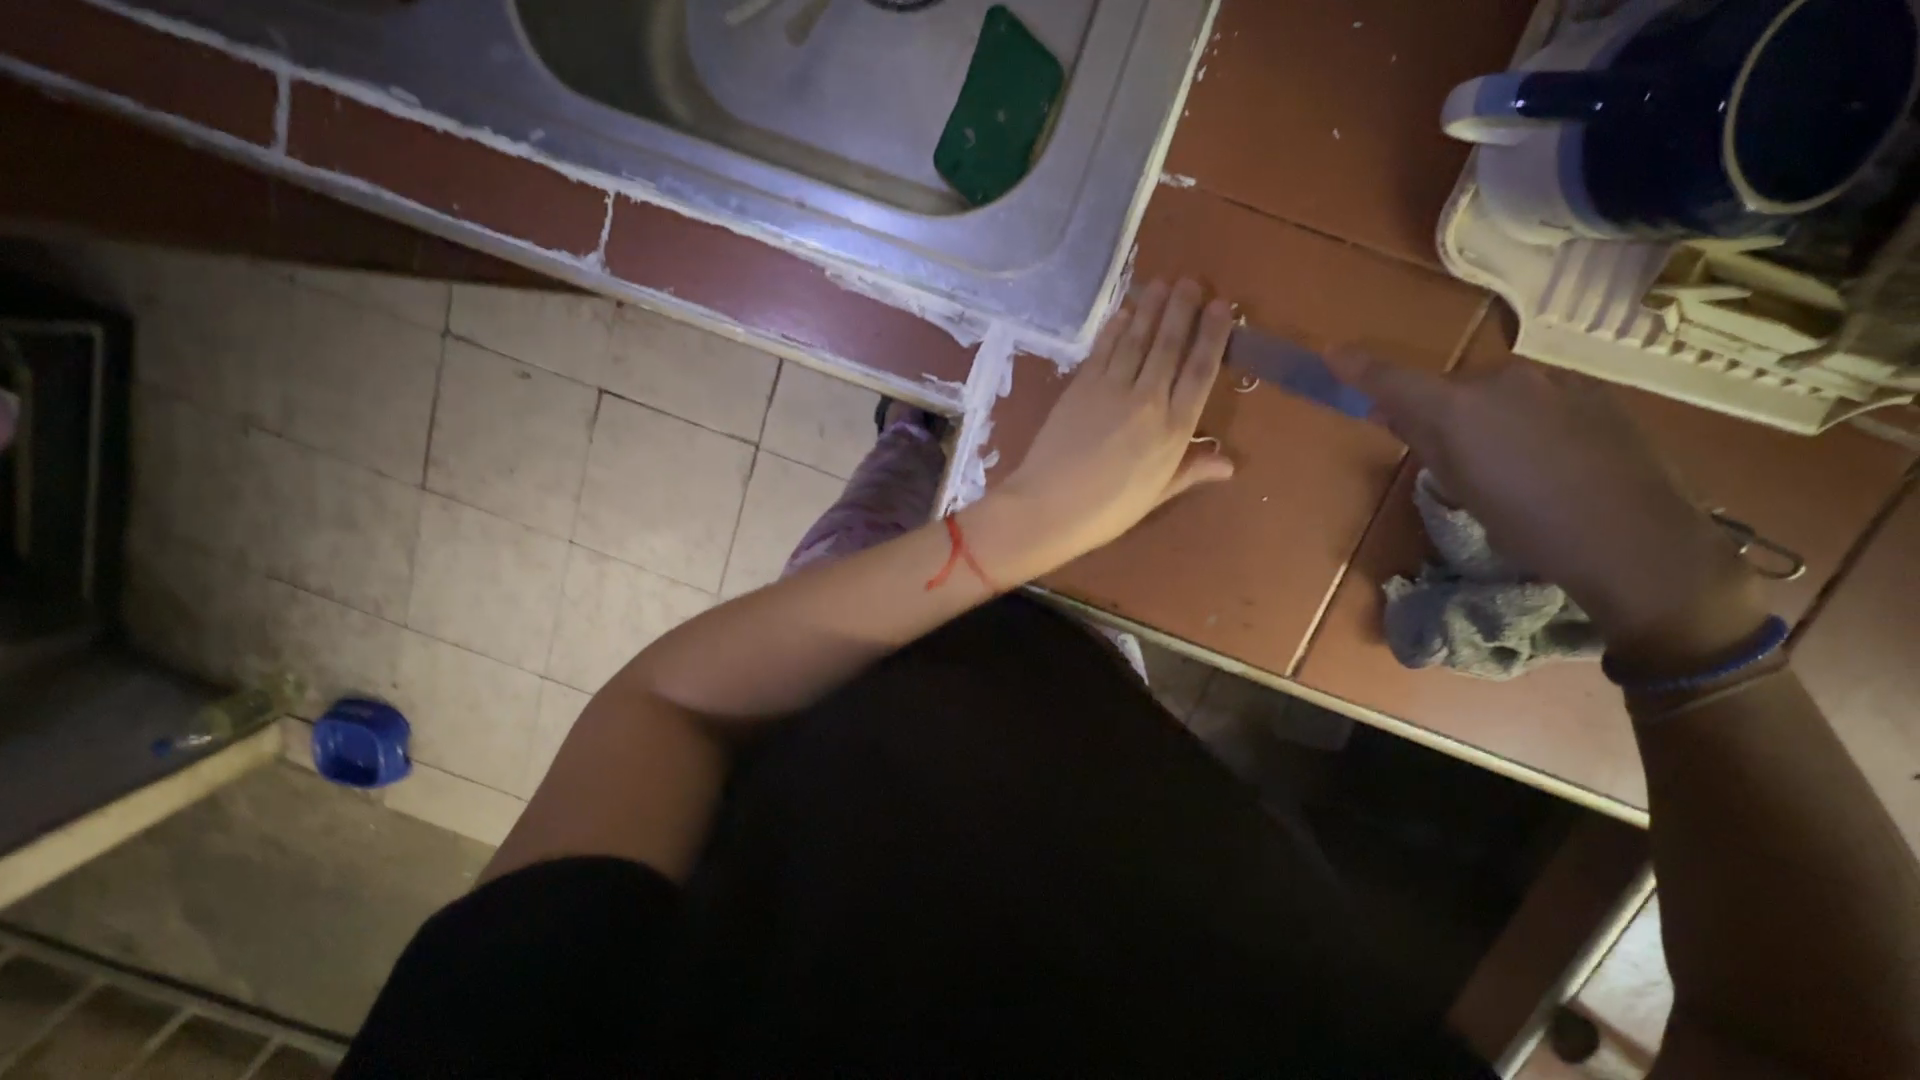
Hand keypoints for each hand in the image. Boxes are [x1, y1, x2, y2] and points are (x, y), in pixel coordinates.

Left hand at [987, 279, 1236, 572]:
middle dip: (1182, 310)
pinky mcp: (1081, 386)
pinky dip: (1115, 328)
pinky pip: (1103, 349)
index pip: (1200, 371)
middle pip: (1170, 345)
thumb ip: (1191, 471)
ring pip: (1137, 340)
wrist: (1048, 507)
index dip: (1212, 335)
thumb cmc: (1107, 511)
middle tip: (1192, 281)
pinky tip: (1125, 311)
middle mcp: (1148, 401)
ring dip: (1151, 308)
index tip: (1221, 306)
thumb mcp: (1156, 494)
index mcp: (1174, 430)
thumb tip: (1229, 462)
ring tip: (1163, 283)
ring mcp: (1111, 389)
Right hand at [1326, 349, 1766, 671]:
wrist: (1636, 540)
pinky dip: (1528, 417)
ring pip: (1497, 391)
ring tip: (1508, 465)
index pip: (1394, 380)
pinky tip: (1550, 458)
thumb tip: (1395, 415)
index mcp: (1458, 406)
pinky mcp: (1593, 390)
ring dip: (1488, 416)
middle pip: (1452, 388)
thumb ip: (1425, 444)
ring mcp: (1553, 378)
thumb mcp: (1462, 491)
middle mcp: (1501, 378)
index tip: (1332, 353)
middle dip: (1440, 412)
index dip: (1360, 368)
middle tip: (1445, 455)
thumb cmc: (1529, 527)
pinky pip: (1538, 396)